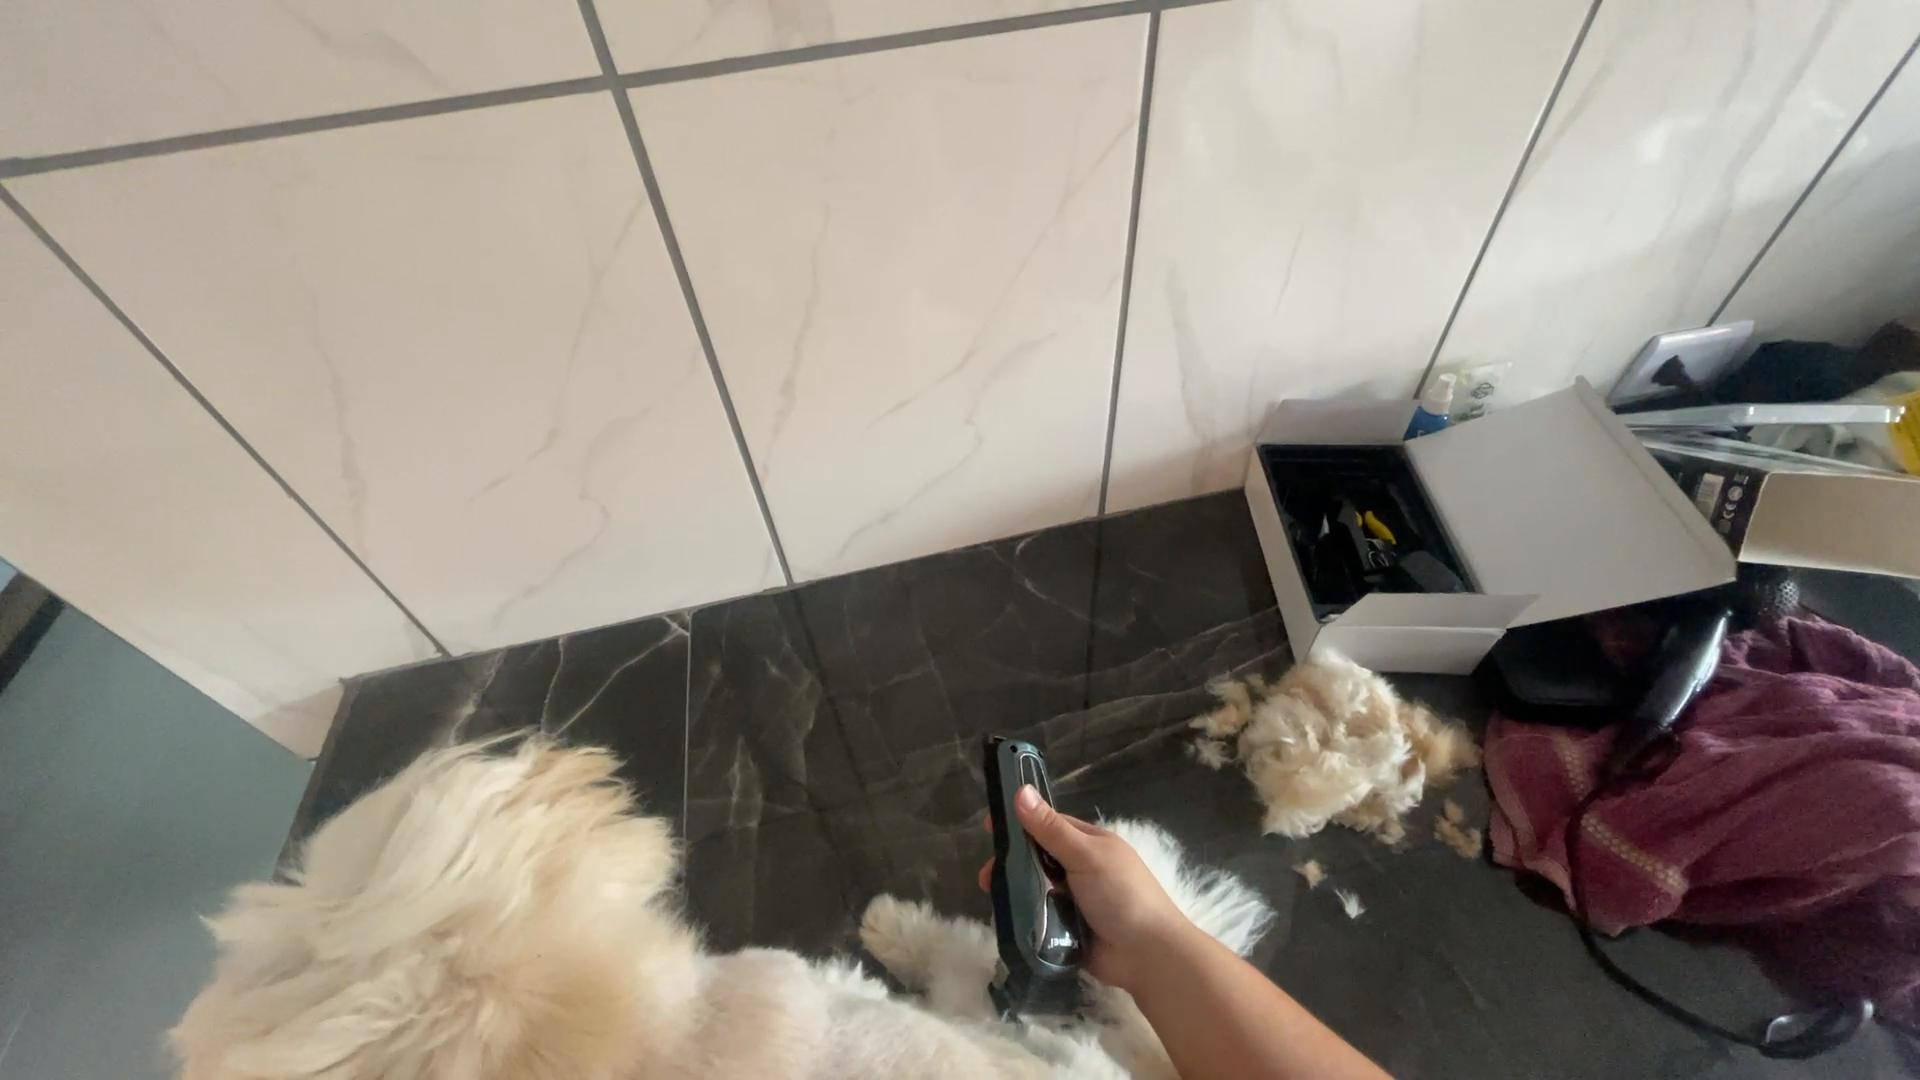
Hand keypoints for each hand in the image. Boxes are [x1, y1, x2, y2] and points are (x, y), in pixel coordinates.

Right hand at [979, 785, 1192, 990]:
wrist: (1149, 957)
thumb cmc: (1121, 894)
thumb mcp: (1085, 855)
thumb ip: (1050, 829)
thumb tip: (1021, 790)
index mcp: (1089, 843)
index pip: (1049, 825)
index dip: (1020, 823)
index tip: (989, 828)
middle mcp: (1081, 868)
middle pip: (1038, 858)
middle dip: (1012, 863)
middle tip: (987, 876)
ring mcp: (1076, 900)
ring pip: (1037, 888)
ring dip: (1016, 890)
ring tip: (992, 897)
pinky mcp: (1070, 930)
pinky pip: (1041, 917)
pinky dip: (1025, 916)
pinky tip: (1004, 919)